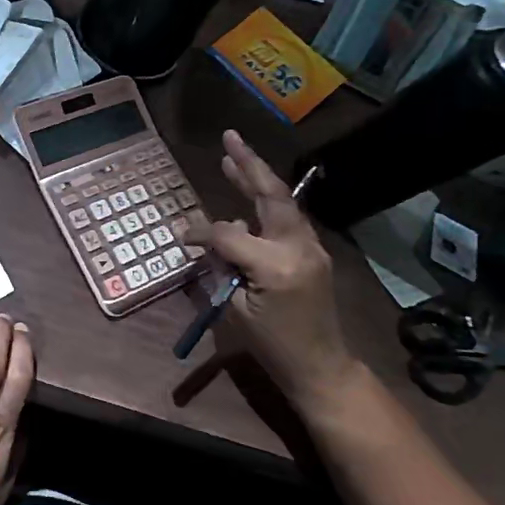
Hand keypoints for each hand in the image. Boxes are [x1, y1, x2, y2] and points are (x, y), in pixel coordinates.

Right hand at [184, 130, 357, 407]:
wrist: (321, 366)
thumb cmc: (273, 345)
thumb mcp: (235, 308)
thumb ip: (223, 267)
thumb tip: (214, 240)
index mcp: (275, 264)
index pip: (227, 233)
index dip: (201, 233)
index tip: (183, 239)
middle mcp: (298, 247)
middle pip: (271, 195)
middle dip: (248, 164)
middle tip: (229, 138)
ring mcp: (311, 248)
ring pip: (281, 202)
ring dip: (257, 179)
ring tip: (232, 158)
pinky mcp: (313, 253)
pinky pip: (286, 219)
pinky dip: (266, 202)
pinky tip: (251, 194)